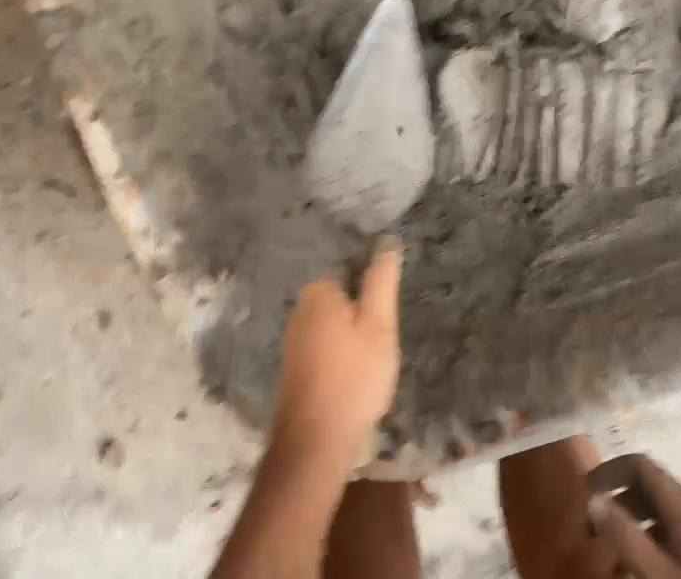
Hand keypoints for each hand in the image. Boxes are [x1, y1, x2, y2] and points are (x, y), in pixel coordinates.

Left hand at [273, 236, 402, 453]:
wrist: (315, 440)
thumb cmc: (354, 377)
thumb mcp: (379, 325)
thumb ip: (382, 280)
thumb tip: (387, 241)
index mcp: (318, 290)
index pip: (351, 269)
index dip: (373, 289)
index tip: (388, 316)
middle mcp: (300, 307)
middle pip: (342, 298)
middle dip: (362, 314)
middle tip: (383, 344)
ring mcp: (293, 338)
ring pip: (333, 325)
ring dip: (352, 338)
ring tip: (371, 364)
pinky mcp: (293, 365)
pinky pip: (323, 348)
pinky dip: (339, 357)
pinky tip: (352, 378)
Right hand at [586, 455, 680, 578]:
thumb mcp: (658, 573)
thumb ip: (625, 535)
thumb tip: (594, 500)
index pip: (640, 465)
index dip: (608, 471)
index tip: (586, 494)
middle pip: (651, 490)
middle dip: (619, 506)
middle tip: (595, 535)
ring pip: (666, 517)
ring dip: (637, 530)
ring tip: (619, 562)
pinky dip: (658, 546)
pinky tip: (651, 572)